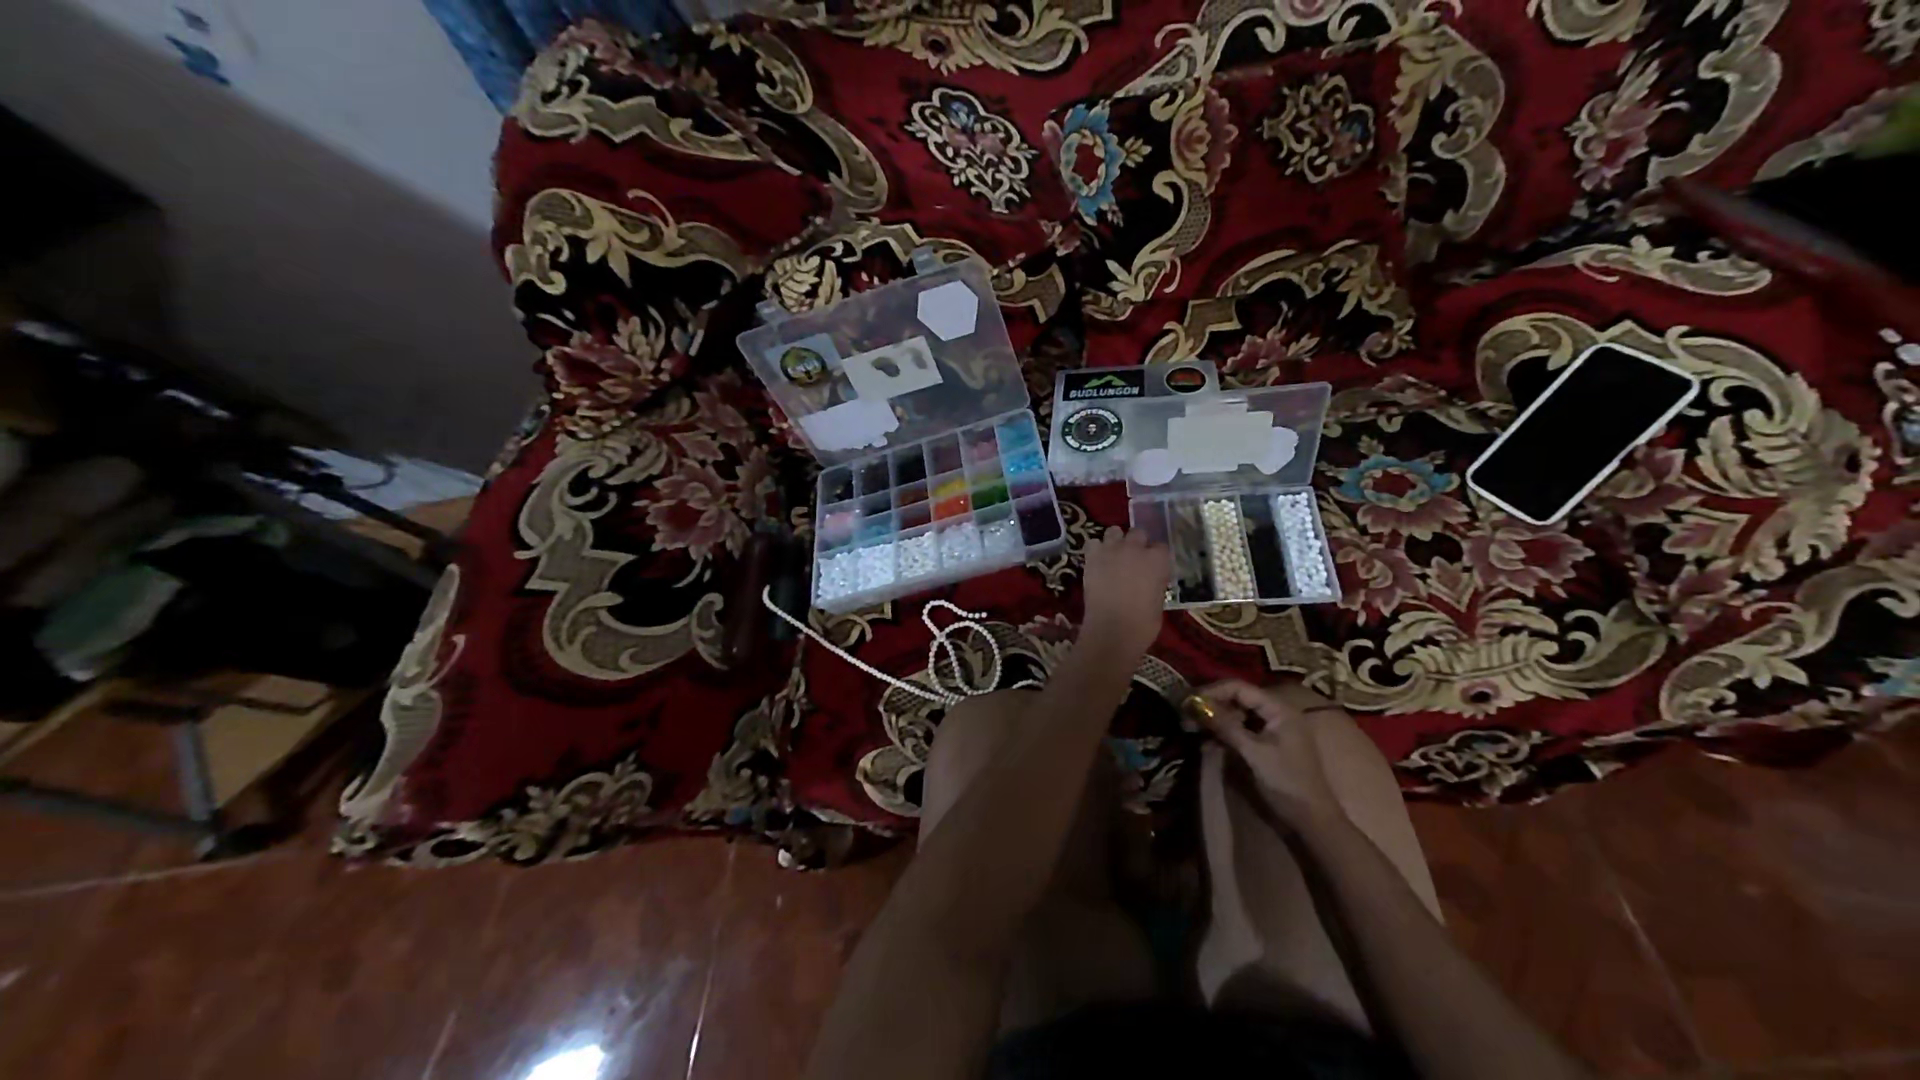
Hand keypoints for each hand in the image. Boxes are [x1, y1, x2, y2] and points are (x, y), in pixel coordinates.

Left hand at [1080, 526, 1170, 659]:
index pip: (1161, 547)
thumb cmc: (1143, 624)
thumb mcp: (1159, 602)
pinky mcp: (1092, 557)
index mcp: (1158, 560)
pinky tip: (1097, 561)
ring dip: (1116, 541)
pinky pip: (1093, 542)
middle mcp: (1136, 548)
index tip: (1153, 566)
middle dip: (1137, 543)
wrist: (1112, 630)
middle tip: (1133, 559)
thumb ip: (1156, 582)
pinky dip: (1095, 549)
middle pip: (1138, 533)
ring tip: (1114, 555)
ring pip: (1114, 531)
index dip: (1156, 556)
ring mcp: (1112, 549)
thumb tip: (1151, 580)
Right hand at [1193, 679, 1343, 820]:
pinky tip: (1207, 739)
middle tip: (1186, 716)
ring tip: (1191, 727)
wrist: (1311, 819)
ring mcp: (1272, 729)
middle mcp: (1276, 713)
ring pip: (1237, 714)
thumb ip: (1225, 726)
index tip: (1188, 702)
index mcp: (1279, 709)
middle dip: (1211, 705)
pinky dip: (1224, 732)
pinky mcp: (1267, 744)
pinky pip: (1242, 729)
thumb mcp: (1253, 752)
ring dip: (1215, 719)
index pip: (1240, 688)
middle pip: (1238, 699)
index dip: (1213, 691)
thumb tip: (1195, 706)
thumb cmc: (1286, 782)